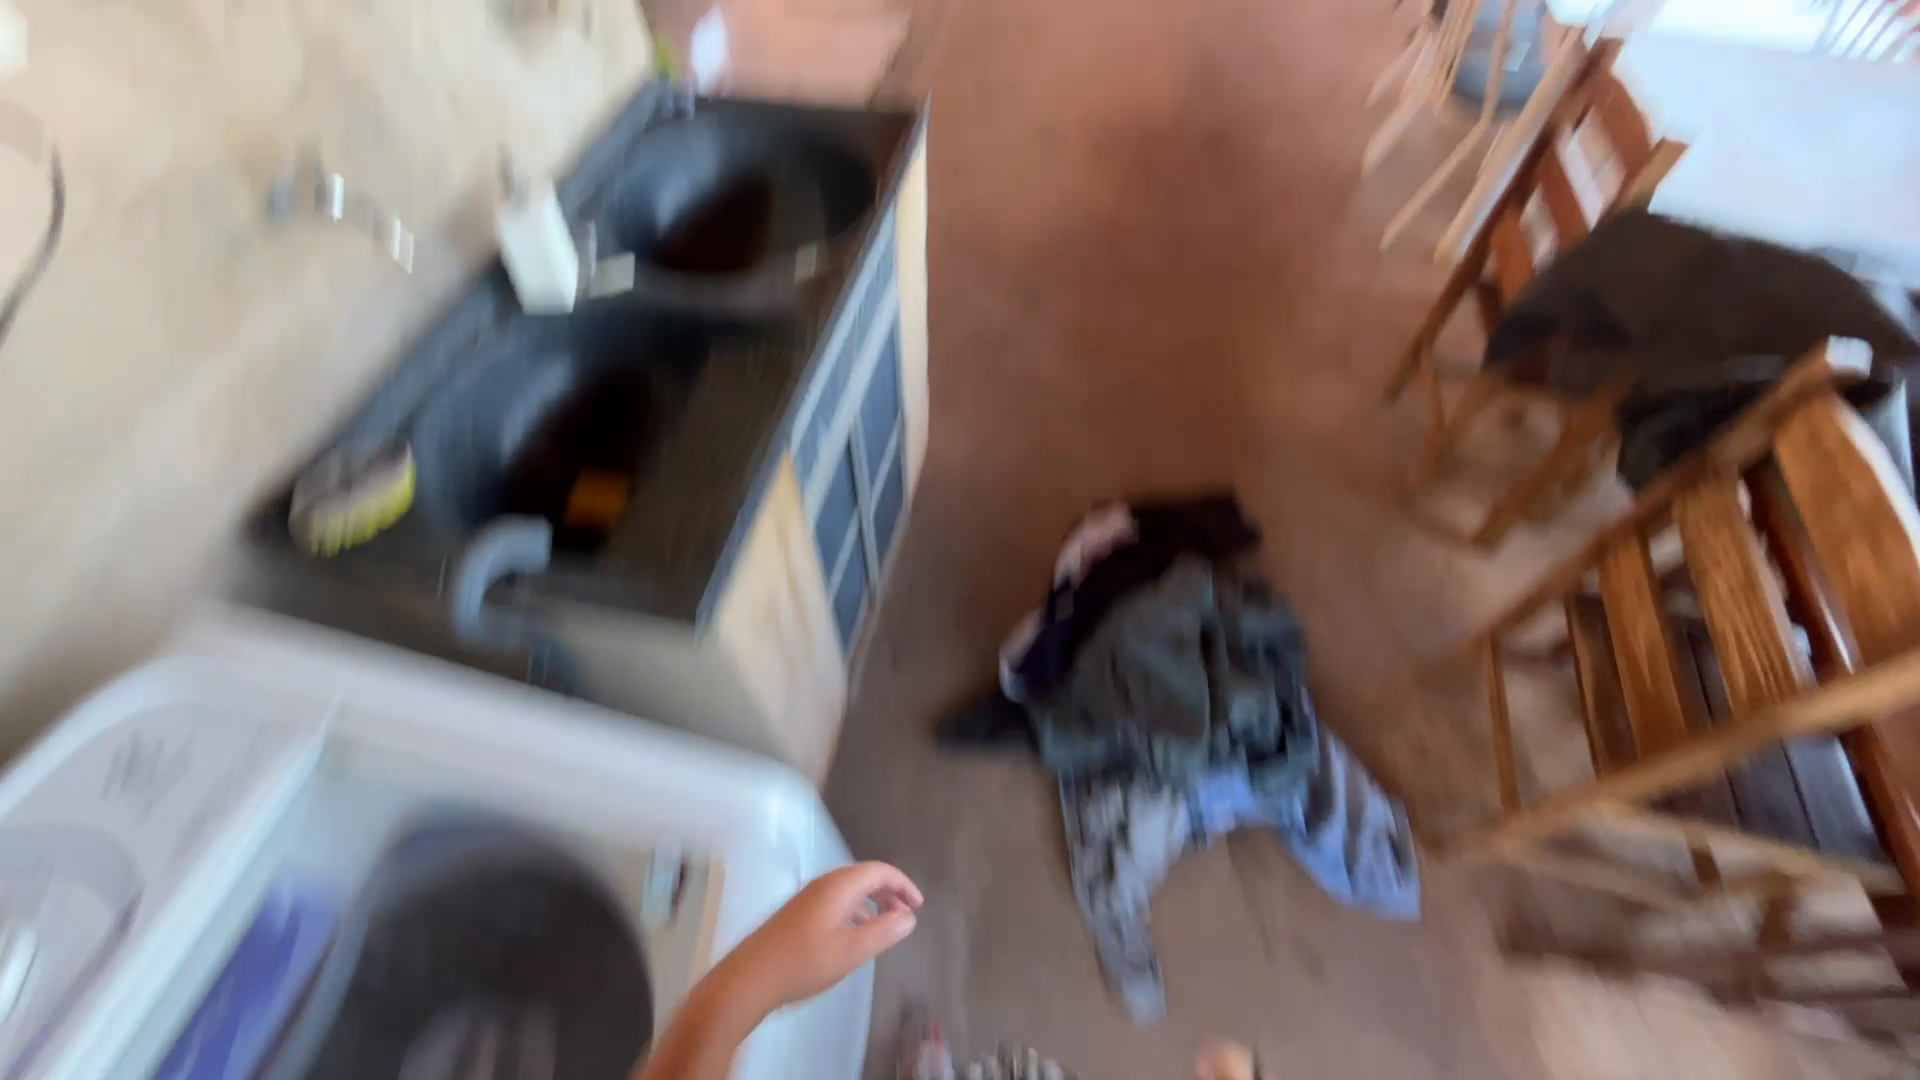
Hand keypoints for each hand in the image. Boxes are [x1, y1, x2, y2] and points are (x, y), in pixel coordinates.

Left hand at [708, 862, 923, 1017]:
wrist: (750, 977)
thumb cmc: (803, 962)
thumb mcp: (850, 951)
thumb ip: (883, 932)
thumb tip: (908, 917)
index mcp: (839, 885)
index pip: (880, 871)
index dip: (903, 884)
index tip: (918, 904)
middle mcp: (825, 883)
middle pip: (865, 876)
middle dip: (890, 891)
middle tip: (907, 912)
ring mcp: (810, 895)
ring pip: (851, 888)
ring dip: (873, 900)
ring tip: (886, 923)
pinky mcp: (800, 910)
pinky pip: (838, 898)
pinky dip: (856, 908)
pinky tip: (856, 932)